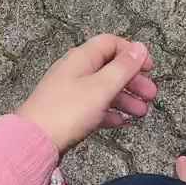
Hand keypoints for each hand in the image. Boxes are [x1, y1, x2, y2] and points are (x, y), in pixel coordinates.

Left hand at [16, 35, 158, 152]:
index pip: (110, 43)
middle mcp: (75, 70)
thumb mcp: (101, 87)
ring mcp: (70, 91)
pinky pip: (94, 106)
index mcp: (82, 58)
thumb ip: (123, 67)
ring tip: (142, 113)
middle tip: (151, 95)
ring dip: (125, 98)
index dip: (132, 52)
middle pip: (109, 67)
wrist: (34, 141)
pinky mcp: (67, 111)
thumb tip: (141, 47)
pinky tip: (123, 123)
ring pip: (103, 88)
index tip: (150, 68)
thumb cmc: (68, 110)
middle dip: (132, 79)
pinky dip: (110, 111)